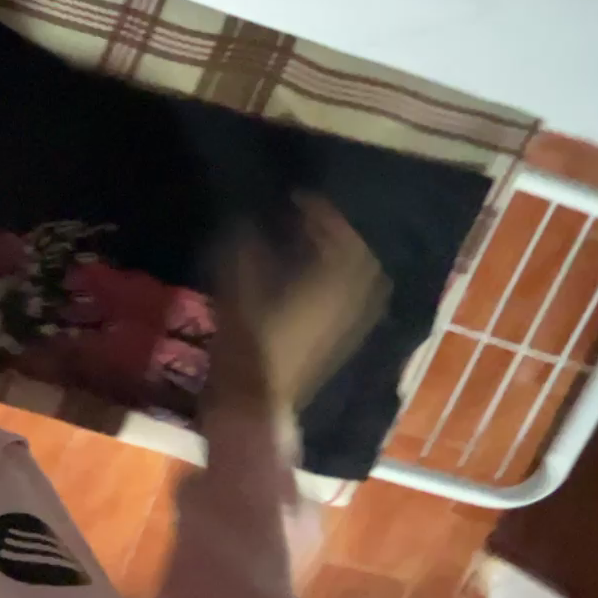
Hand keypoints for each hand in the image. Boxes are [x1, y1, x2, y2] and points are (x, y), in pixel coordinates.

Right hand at [207, 195, 385, 418]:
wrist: (255, 399)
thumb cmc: (245, 339)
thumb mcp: (235, 284)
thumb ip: (244, 246)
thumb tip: (247, 219)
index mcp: (331, 280)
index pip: (339, 235)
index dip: (321, 213)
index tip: (298, 198)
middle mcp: (353, 298)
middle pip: (360, 258)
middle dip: (339, 235)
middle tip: (312, 223)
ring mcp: (351, 323)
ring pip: (362, 281)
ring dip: (343, 260)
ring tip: (316, 251)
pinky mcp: (341, 341)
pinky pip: (353, 300)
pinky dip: (341, 283)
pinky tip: (315, 285)